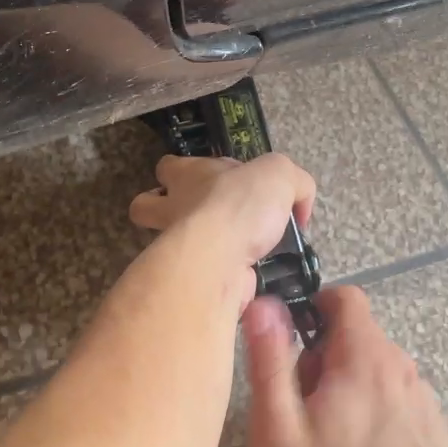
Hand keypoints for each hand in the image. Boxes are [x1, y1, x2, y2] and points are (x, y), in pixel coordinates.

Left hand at [129, 153, 315, 269]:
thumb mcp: (280, 174)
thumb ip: (294, 184)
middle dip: (162, 209)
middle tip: (201, 217)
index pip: (172, 166)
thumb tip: (299, 207)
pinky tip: (244, 280)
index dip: (191, 172)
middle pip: (148, 204)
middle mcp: (174, 207)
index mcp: (188, 174)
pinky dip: (218, 277)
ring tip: (225, 252)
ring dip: (187, 246)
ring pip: (163, 244)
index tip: (227, 186)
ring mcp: (175, 245)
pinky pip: (197, 276)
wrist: (220, 257)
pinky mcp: (187, 278)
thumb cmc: (241, 204)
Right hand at [243, 286, 447, 446]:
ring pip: (379, 371)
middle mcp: (404, 370)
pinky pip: (399, 401)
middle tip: (302, 409)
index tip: (294, 344)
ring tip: (329, 440)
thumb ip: (269, 358)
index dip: (315, 308)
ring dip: (352, 387)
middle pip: (359, 337)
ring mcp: (426, 404)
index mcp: (366, 359)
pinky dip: (378, 413)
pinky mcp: (436, 436)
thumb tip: (264, 303)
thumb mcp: (277, 432)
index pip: (346, 297)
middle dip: (326, 359)